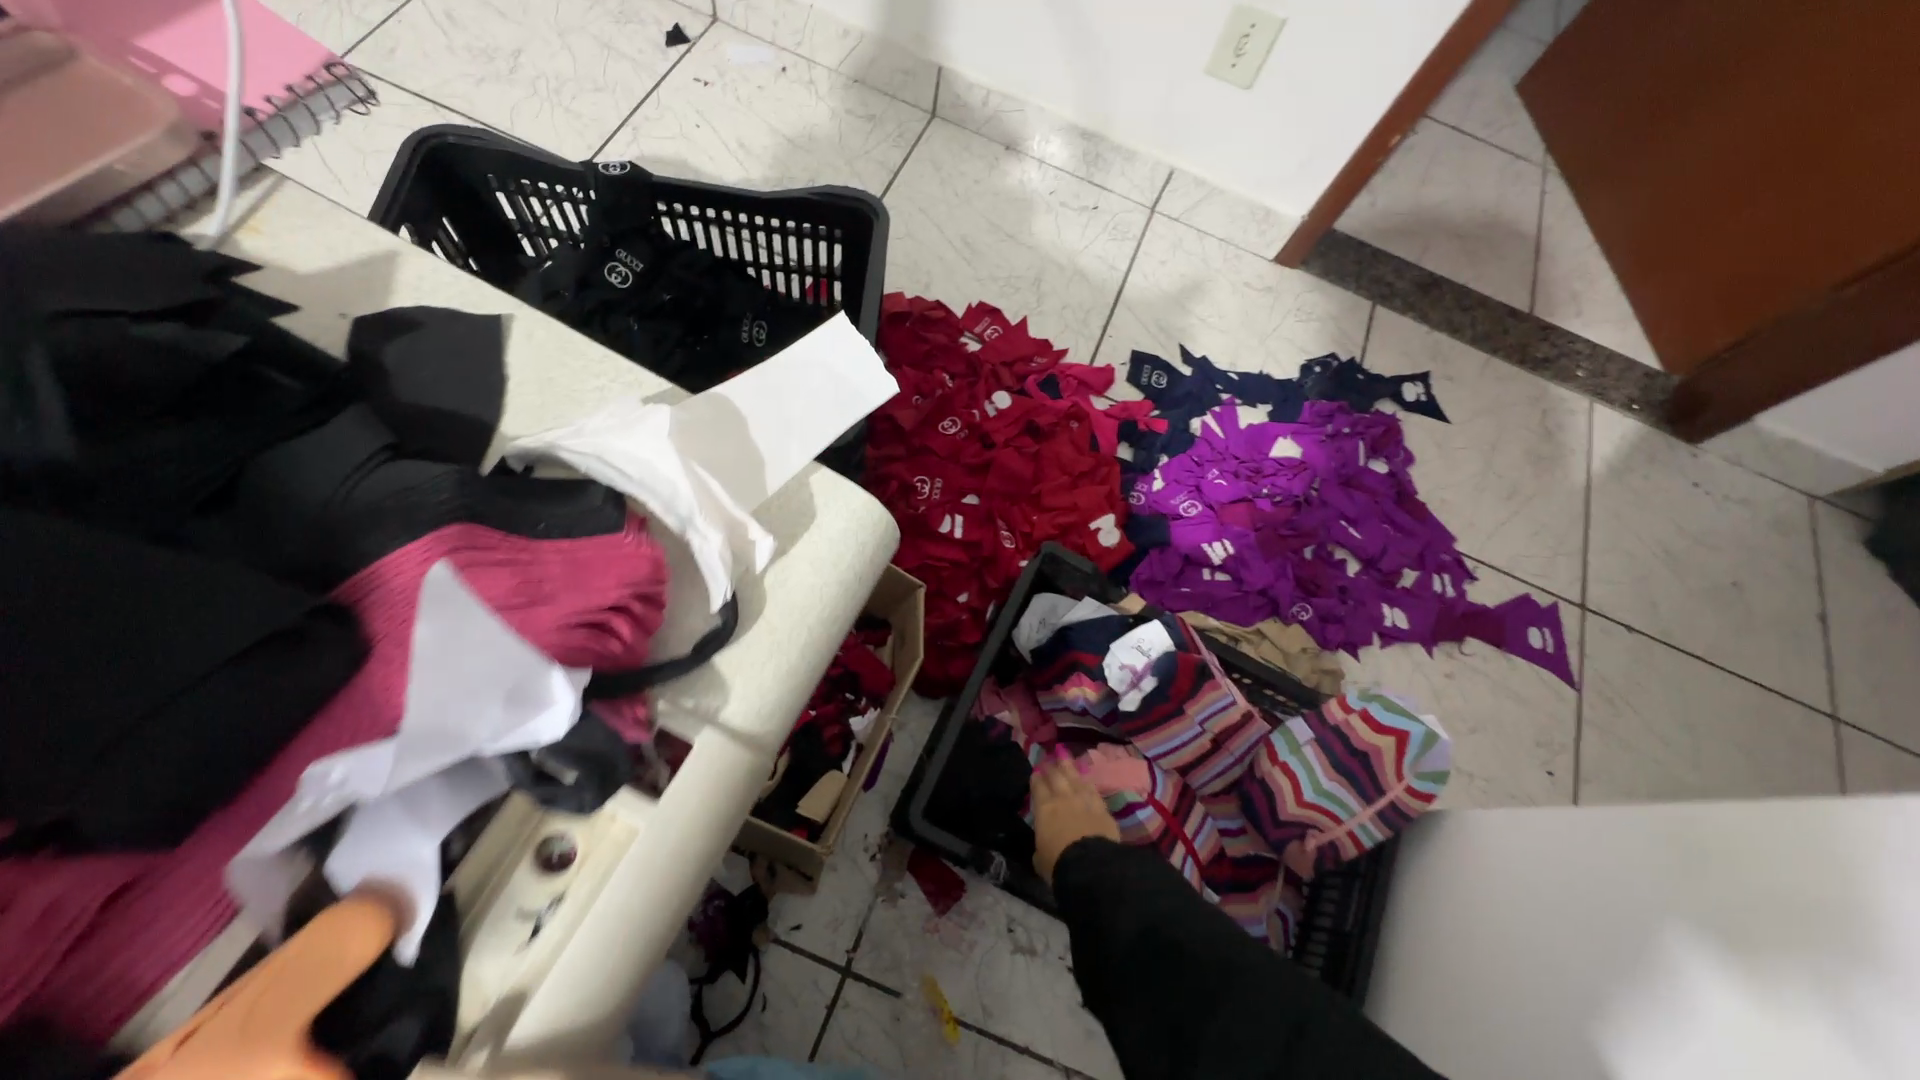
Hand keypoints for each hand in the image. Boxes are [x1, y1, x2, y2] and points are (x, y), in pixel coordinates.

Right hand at [1030, 748, 1120, 885]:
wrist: (1090, 865)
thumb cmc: (1058, 863)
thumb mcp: (1039, 857)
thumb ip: (1040, 845)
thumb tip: (1043, 845)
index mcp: (1044, 808)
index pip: (1038, 787)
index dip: (1036, 778)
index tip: (1035, 772)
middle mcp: (1063, 798)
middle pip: (1057, 777)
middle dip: (1051, 767)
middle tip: (1049, 760)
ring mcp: (1085, 801)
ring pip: (1076, 778)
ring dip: (1069, 767)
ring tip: (1065, 758)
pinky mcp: (1103, 809)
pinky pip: (1094, 791)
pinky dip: (1088, 784)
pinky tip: (1087, 781)